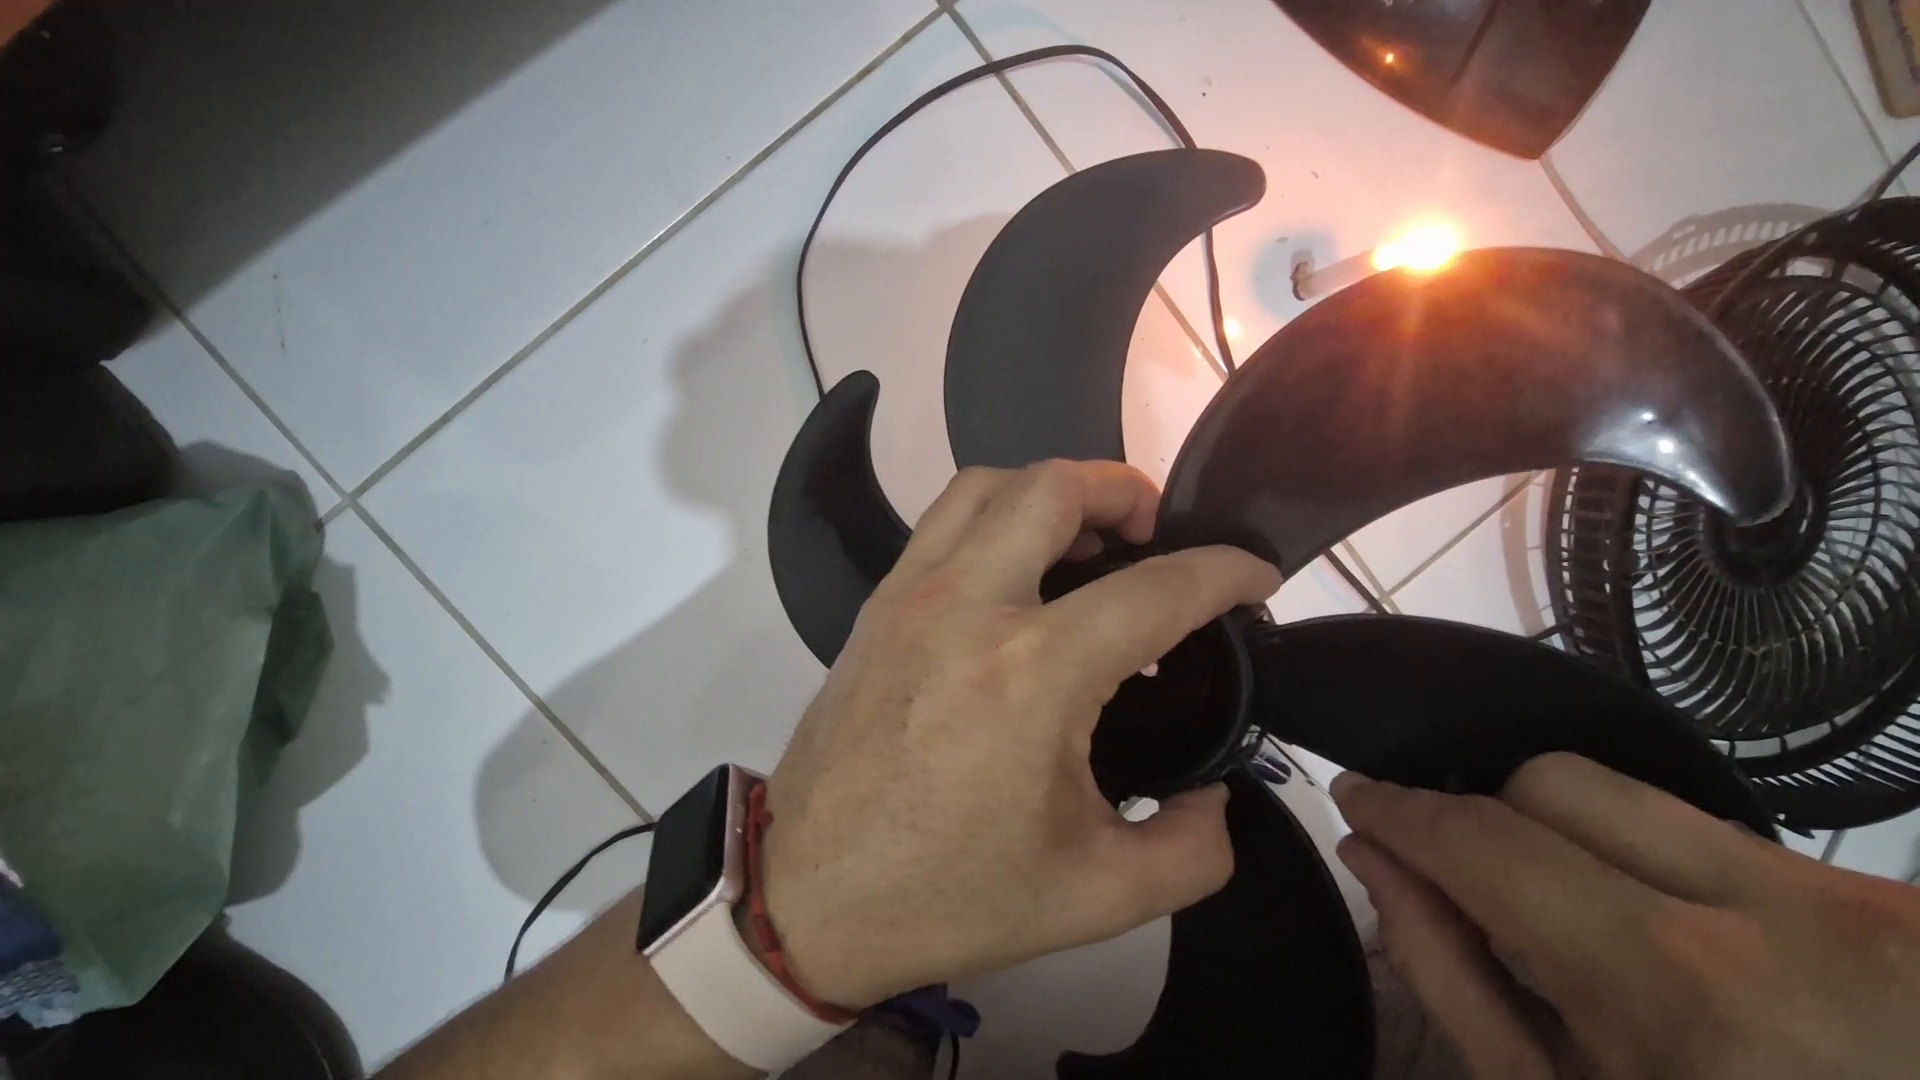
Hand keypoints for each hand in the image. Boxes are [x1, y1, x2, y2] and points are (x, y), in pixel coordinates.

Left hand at [758, 460, 1278, 1009]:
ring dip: (1053, 492)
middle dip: (1127, 490)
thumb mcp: (1098, 896)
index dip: (1225, 571)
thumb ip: (1191, 847)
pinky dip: (997, 516)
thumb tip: (1215, 792)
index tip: (1257, 577)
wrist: (808, 896)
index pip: (1157, 588)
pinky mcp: (876, 606)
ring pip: (988, 486)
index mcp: (1035, 672)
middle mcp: (969, 606)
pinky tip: (1021, 574)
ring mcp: (911, 595)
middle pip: (1056, 489)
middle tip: (1158, 534)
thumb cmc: (950, 895)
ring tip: (1090, 542)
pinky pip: (943, 522)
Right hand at [1333, 753, 1919, 1078]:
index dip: (1400, 808)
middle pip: (1556, 780)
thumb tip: (1373, 854)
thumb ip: (1445, 967)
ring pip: (1643, 799)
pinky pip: (1724, 841)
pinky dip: (1660, 873)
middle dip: (1487, 815)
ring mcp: (1877, 905)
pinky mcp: (1915, 907)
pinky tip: (1681, 952)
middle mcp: (1787, 915)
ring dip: (1575, 841)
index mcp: (1680, 990)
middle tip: (1466, 874)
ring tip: (1582, 925)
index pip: (1485, 837)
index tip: (1356, 795)